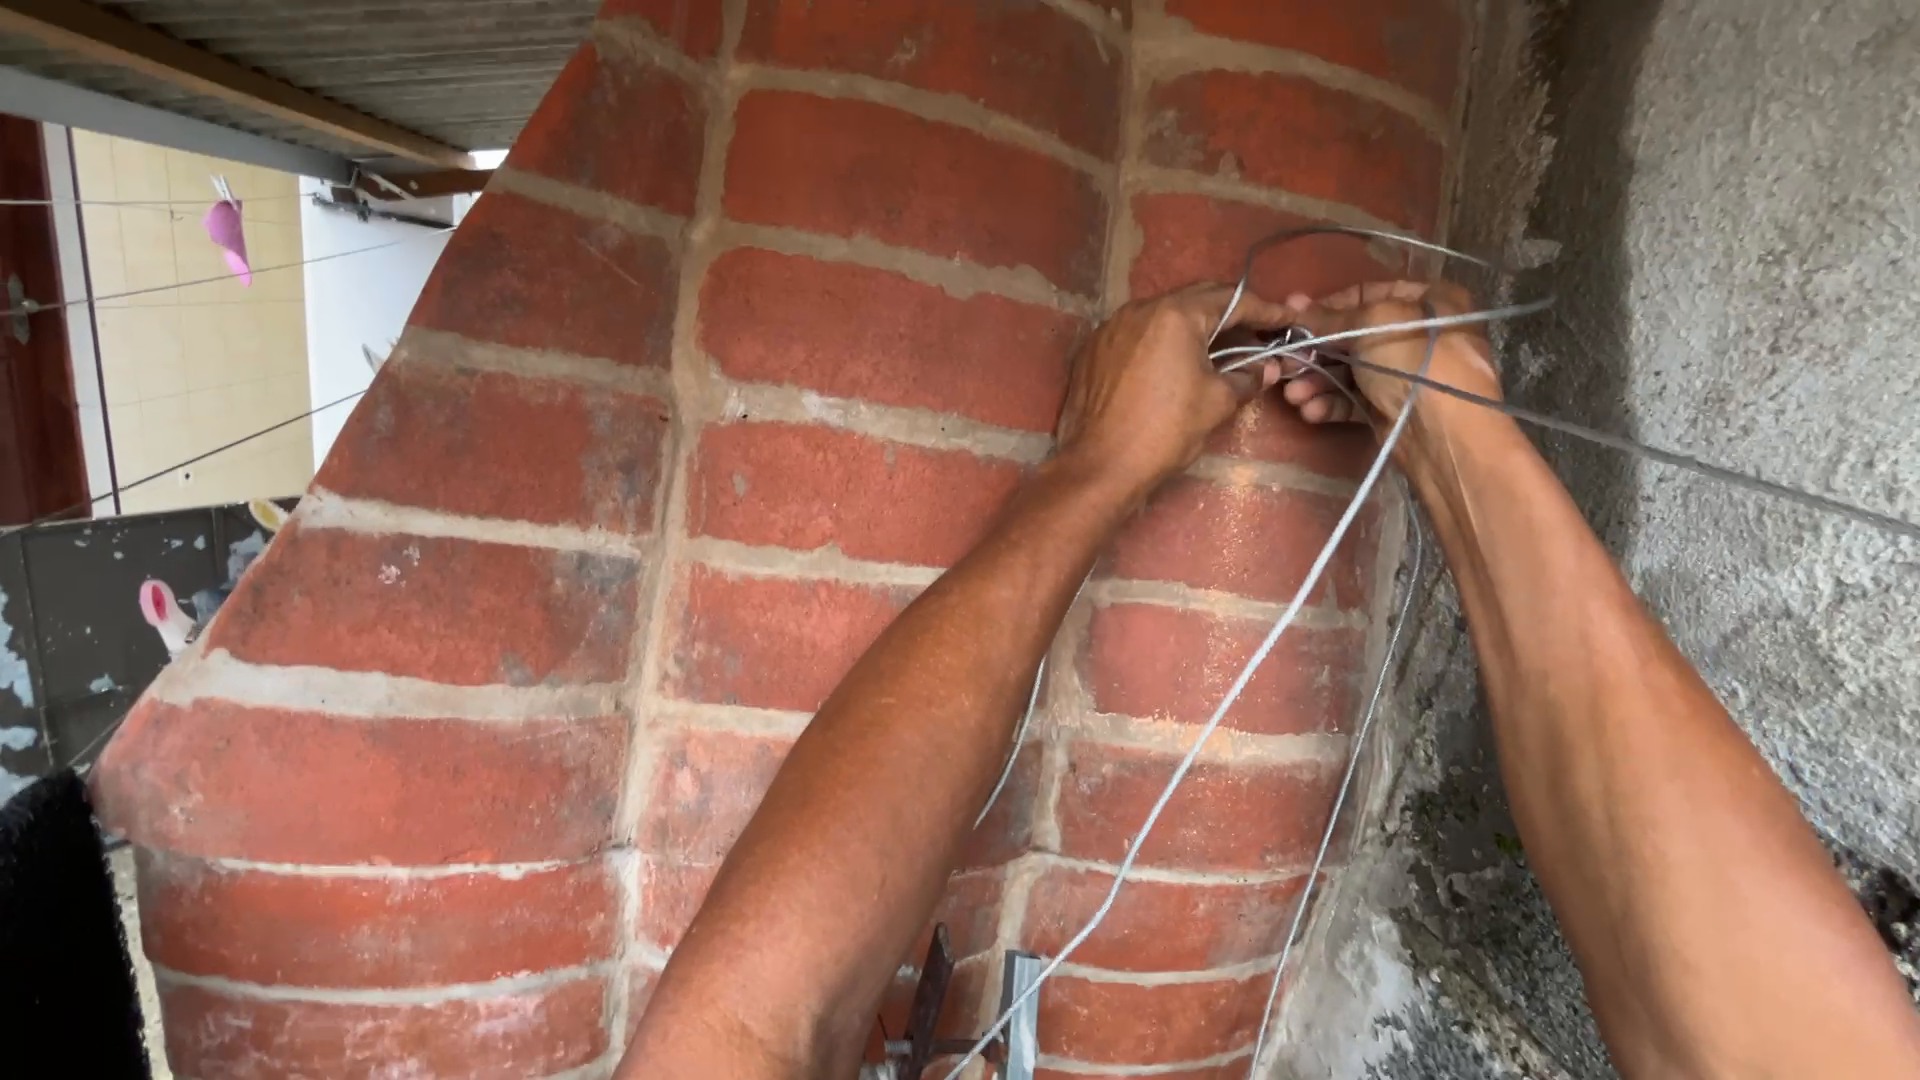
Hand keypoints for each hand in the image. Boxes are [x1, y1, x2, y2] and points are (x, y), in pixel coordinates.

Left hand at [1055, 284, 1289, 505]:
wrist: (1099, 466)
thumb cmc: (1164, 432)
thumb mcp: (1216, 403)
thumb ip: (1246, 377)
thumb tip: (1265, 369)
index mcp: (1175, 314)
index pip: (1232, 300)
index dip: (1266, 311)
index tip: (1288, 321)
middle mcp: (1139, 310)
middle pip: (1196, 300)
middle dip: (1229, 314)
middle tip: (1256, 332)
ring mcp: (1110, 328)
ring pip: (1162, 316)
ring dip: (1193, 327)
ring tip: (1218, 348)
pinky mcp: (1092, 351)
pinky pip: (1135, 335)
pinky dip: (1160, 342)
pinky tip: (1173, 364)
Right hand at [1277, 280, 1501, 425]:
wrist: (1439, 427)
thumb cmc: (1413, 359)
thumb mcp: (1372, 323)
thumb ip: (1331, 316)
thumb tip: (1294, 303)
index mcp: (1426, 301)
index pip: (1366, 294)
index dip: (1328, 307)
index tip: (1294, 320)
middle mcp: (1415, 335)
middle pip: (1351, 337)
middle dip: (1315, 352)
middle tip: (1286, 364)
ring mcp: (1401, 373)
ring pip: (1347, 371)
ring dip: (1315, 382)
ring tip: (1294, 396)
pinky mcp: (1388, 406)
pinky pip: (1352, 399)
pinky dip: (1330, 403)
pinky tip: (1311, 411)